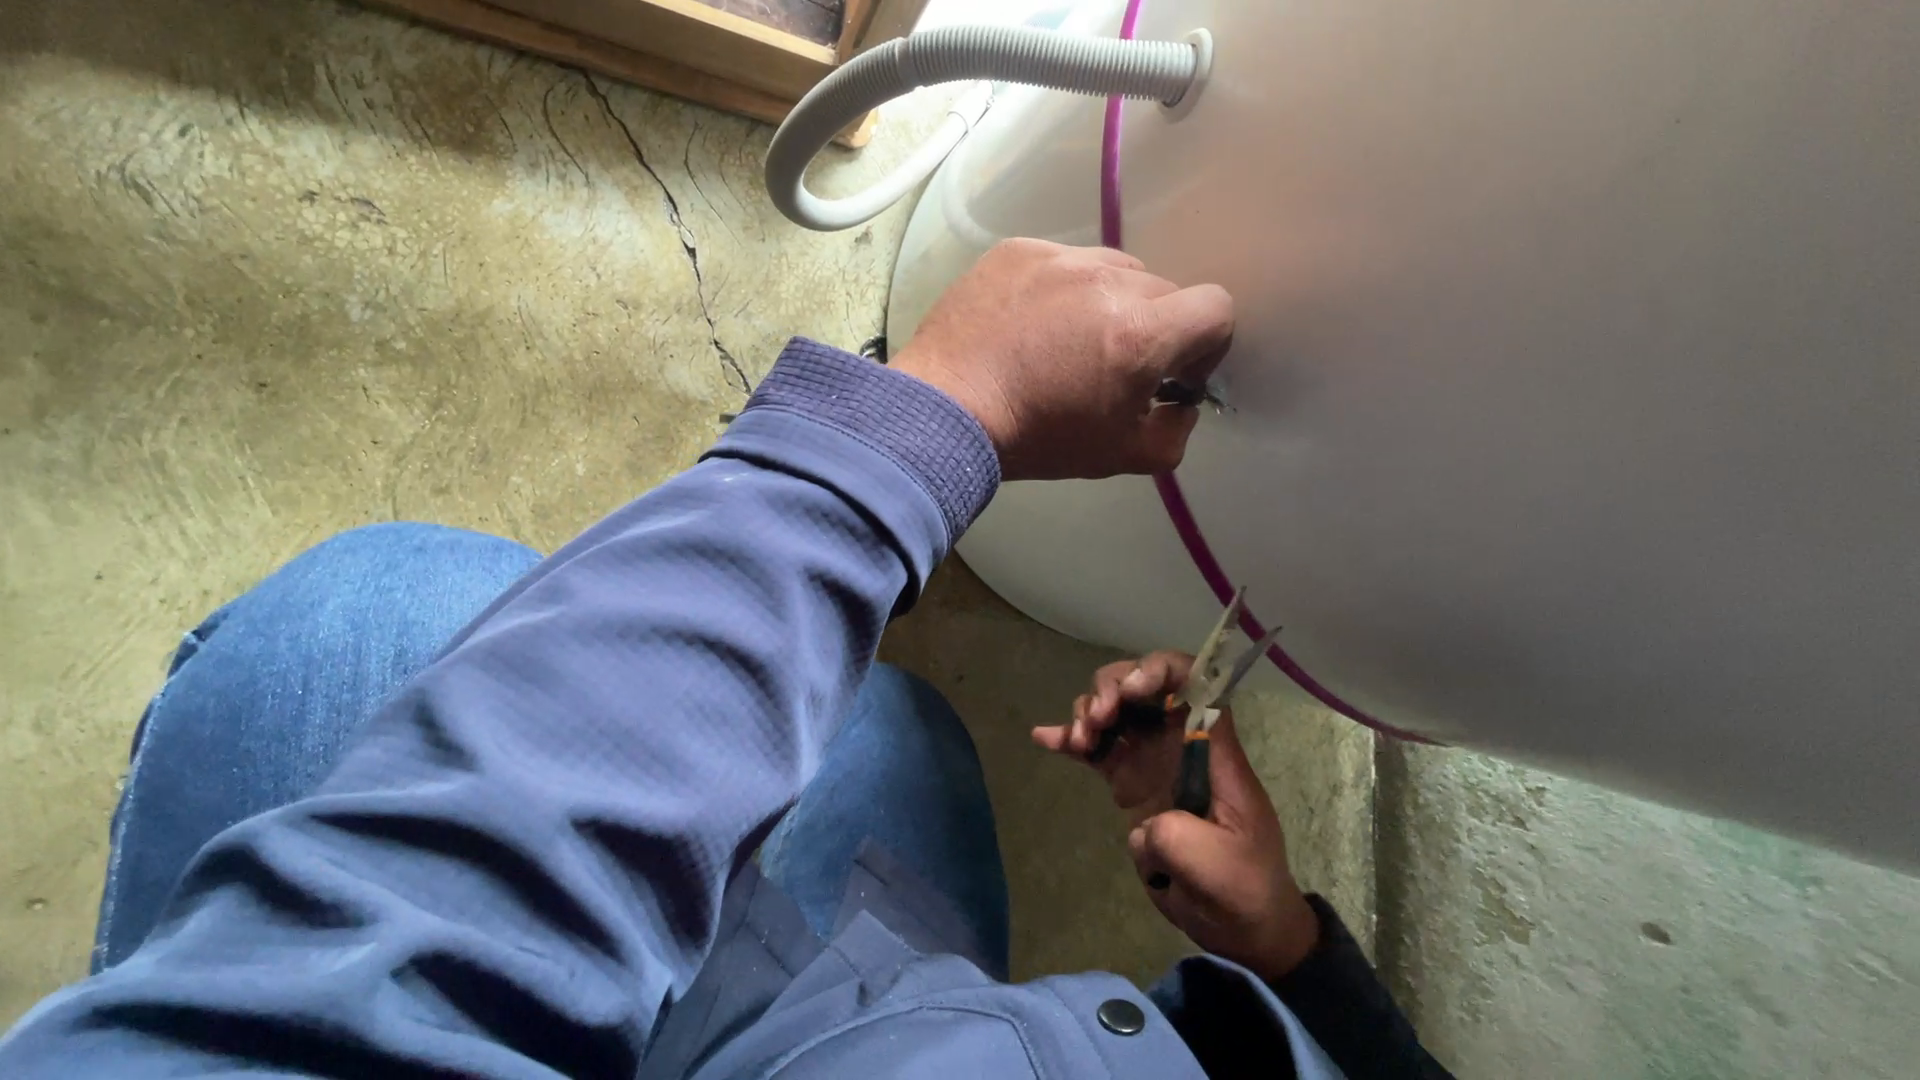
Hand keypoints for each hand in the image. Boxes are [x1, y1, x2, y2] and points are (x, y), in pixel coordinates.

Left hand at [891, 238, 1233, 480]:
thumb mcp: (1119, 457)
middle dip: (1153, 328)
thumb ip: (1174, 433)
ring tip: (1067, 342)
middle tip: (1111, 366)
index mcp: (1140, 332)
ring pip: (1114, 271)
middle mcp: (1106, 281)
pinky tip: (1029, 326)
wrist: (942, 412)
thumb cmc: (1035, 439)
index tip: (1173, 372)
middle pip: (1163, 291)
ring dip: (1109, 303)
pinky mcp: (1016, 251)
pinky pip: (1062, 262)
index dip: (1207, 343)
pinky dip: (1061, 290)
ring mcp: (1058, 258)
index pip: (1216, 308)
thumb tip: (1180, 404)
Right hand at [1033, 651, 1320, 980]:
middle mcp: (1178, 742)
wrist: (1239, 923)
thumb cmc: (1243, 889)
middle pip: (1142, 686)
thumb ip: (1177, 839)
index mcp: (1210, 747)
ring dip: (1088, 713)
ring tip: (1078, 742)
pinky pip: (1097, 749)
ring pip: (1115, 711)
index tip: (1128, 691)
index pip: (1192, 683)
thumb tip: (1141, 824)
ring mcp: (1151, 760)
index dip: (1158, 670)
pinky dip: (1070, 738)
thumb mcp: (1218, 869)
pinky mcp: (1129, 783)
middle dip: (1111, 688)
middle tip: (1094, 721)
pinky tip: (1044, 737)